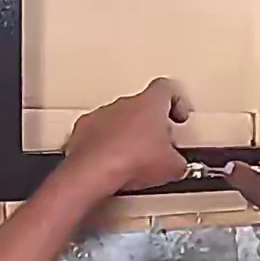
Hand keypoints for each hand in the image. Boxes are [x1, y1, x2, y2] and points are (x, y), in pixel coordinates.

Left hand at [61, 78, 192, 194]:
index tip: (178, 116)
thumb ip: (178, 160)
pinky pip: (98, 136)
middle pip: (141, 107)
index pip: (166, 89)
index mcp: (149, 103)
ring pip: (118, 121)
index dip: (175, 101)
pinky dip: (106, 148)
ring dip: (126, 136)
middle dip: (150, 126)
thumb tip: (178, 167)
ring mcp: (99, 116)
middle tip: (158, 146)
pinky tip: (113, 166)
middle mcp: (123, 104)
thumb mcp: (172, 166)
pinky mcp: (82, 133)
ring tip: (134, 160)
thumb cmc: (132, 159)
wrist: (95, 171)